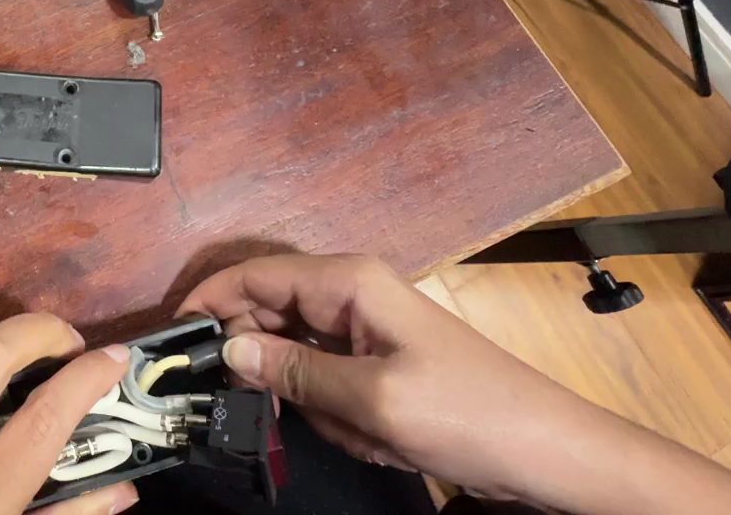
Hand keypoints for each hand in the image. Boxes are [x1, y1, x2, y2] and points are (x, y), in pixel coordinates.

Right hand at [180, 254, 730, 514]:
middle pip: (271, 309)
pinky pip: (326, 375)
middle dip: (266, 360)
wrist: (554, 456)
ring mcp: (362, 324)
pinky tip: (371, 436)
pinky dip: (335, 409)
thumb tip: (226, 349)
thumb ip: (291, 370)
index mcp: (346, 281)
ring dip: (311, 397)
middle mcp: (348, 291)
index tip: (176, 334)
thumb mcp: (370, 400)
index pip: (257, 275)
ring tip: (356, 430)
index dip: (212, 298)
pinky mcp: (374, 357)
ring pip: (296, 350)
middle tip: (254, 403)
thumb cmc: (465, 414)